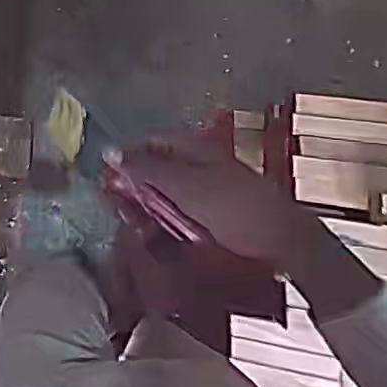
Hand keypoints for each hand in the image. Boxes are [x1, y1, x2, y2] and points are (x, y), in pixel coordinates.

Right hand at [110, 136, 311, 263]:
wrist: (281, 244)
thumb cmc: (232, 207)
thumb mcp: (182, 185)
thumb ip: (144, 168)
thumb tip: (109, 152)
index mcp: (193, 149)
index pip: (147, 143)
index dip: (125, 157)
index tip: (105, 178)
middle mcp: (197, 166)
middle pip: (153, 170)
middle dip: (132, 188)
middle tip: (117, 207)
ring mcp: (205, 192)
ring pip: (162, 195)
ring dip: (144, 209)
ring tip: (135, 225)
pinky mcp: (210, 216)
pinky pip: (177, 214)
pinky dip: (162, 223)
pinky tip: (155, 235)